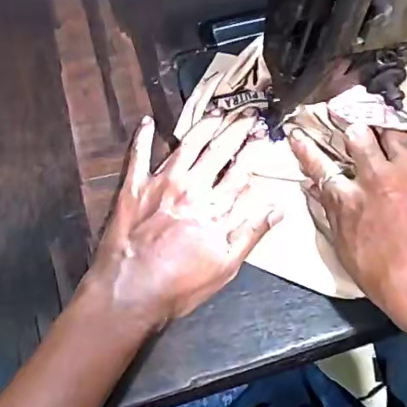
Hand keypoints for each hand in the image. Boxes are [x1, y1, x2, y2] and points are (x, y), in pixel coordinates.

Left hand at [84, 114, 280, 328]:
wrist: (128, 292)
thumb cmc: (178, 287)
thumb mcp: (225, 267)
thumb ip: (251, 234)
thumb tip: (277, 208)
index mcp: (215, 208)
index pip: (241, 171)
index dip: (254, 151)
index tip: (264, 135)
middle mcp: (191, 189)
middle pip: (217, 152)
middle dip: (234, 131)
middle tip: (246, 115)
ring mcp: (160, 185)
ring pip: (186, 146)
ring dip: (201, 127)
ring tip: (215, 114)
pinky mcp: (132, 188)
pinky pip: (138, 155)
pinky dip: (143, 137)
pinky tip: (147, 122)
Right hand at [290, 123, 406, 338]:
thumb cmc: (387, 278)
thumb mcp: (347, 251)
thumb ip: (332, 217)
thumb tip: (317, 196)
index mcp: (348, 200)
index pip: (320, 167)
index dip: (307, 149)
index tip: (298, 134)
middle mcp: (377, 179)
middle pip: (361, 139)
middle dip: (354, 128)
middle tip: (353, 120)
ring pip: (397, 136)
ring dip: (389, 133)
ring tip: (389, 129)